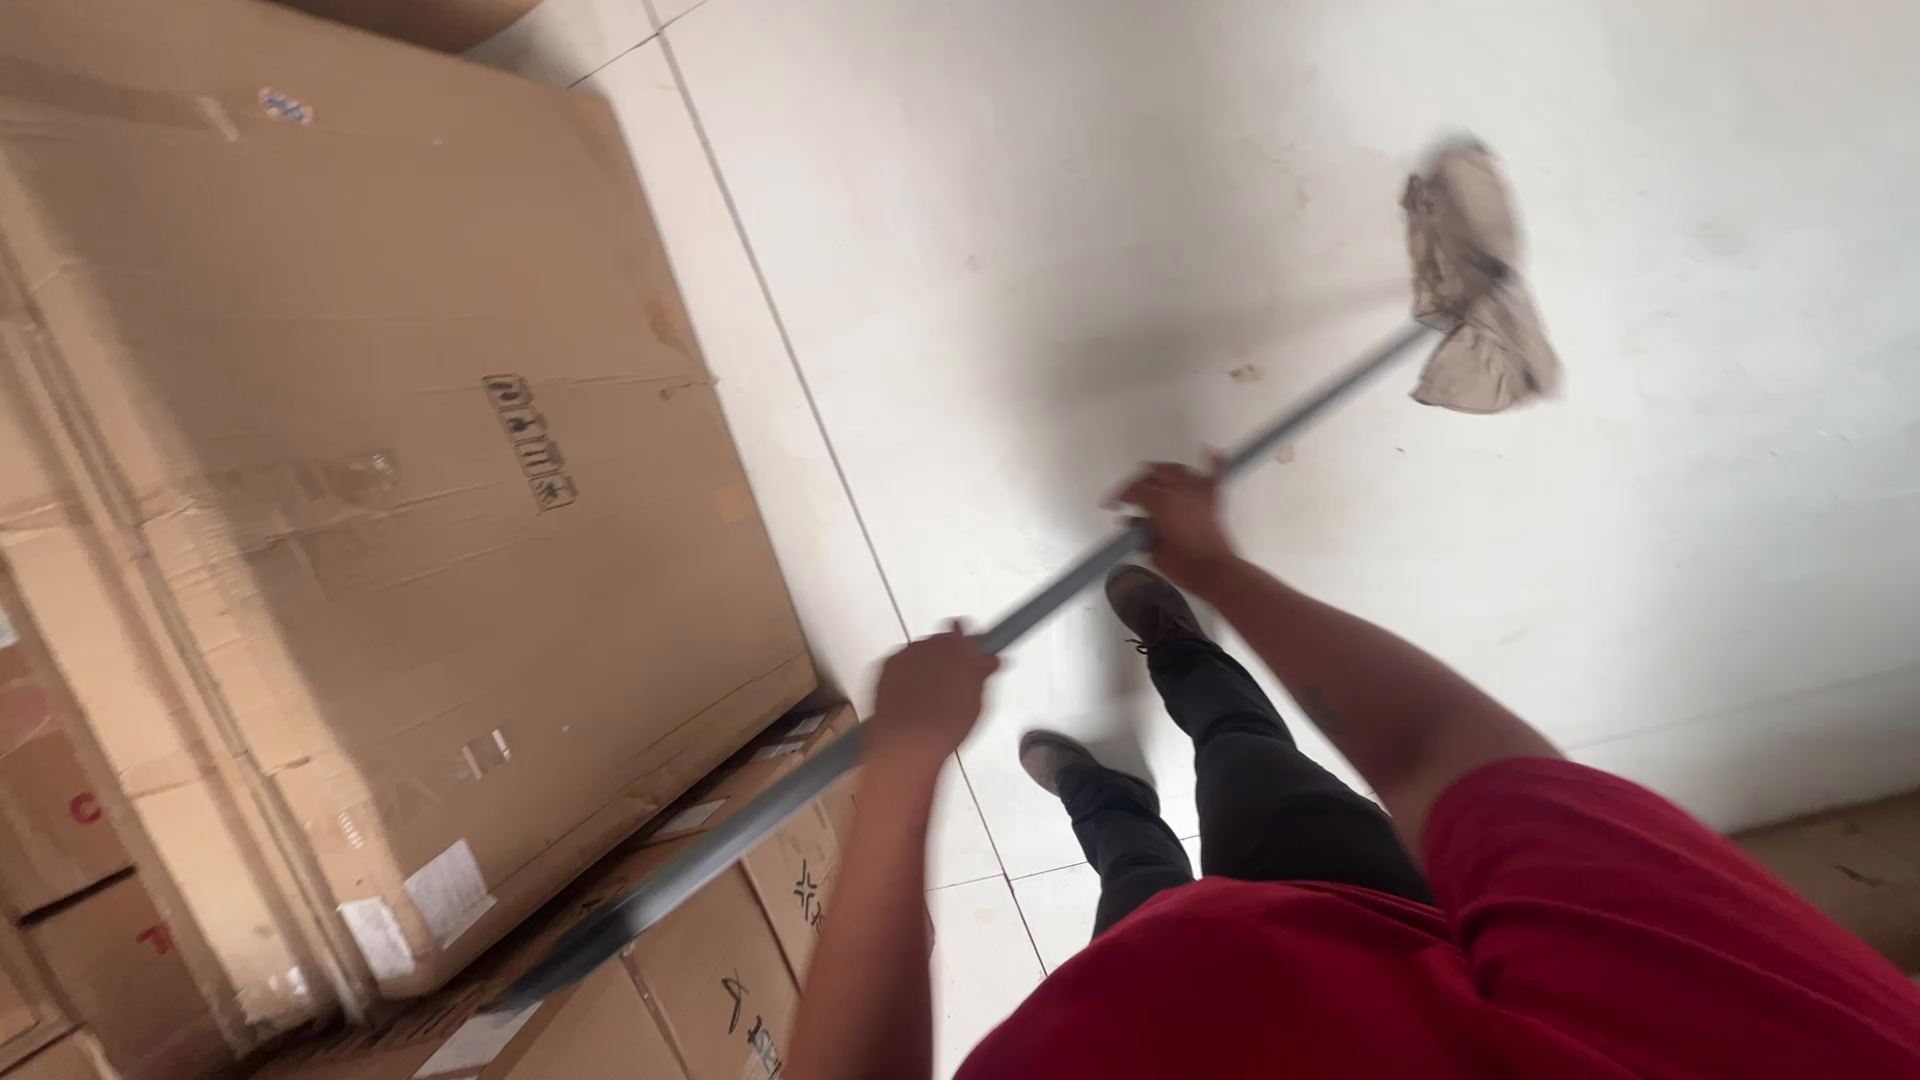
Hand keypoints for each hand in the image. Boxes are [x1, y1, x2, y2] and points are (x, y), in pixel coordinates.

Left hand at [867, 622, 1001, 775]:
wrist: (907, 744)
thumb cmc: (942, 727)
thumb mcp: (977, 702)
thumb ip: (982, 672)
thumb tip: (988, 661)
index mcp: (954, 648)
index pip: (961, 628)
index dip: (966, 640)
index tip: (970, 651)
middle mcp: (926, 646)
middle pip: (937, 640)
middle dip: (945, 655)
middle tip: (952, 680)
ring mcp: (903, 656)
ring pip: (917, 652)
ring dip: (924, 664)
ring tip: (931, 695)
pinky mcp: (883, 669)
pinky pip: (898, 664)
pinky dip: (904, 674)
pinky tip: (912, 696)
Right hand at [1108, 454, 1238, 592]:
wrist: (1215, 572)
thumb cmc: (1181, 565)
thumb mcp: (1152, 549)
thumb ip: (1141, 531)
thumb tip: (1134, 522)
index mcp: (1161, 502)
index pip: (1134, 490)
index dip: (1119, 496)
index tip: (1110, 505)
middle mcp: (1180, 490)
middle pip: (1153, 474)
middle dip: (1137, 482)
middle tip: (1129, 495)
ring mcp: (1198, 492)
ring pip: (1178, 469)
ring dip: (1163, 470)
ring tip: (1154, 475)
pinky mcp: (1213, 499)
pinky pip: (1216, 473)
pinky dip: (1213, 460)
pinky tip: (1207, 450)